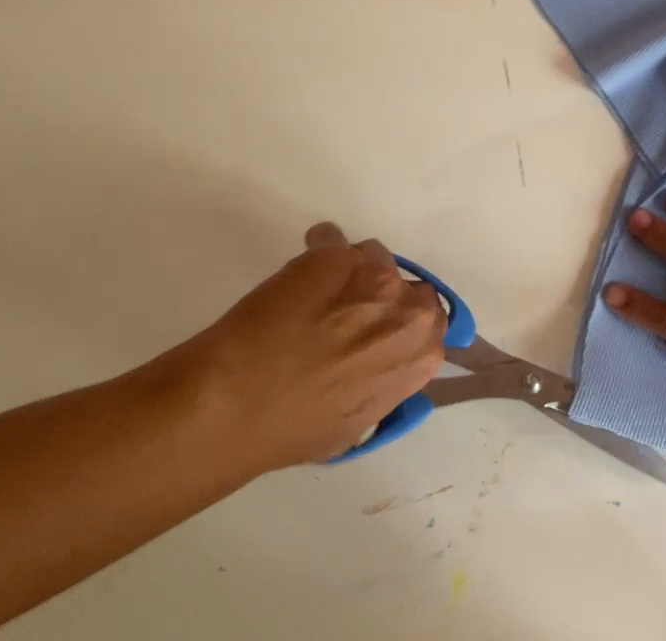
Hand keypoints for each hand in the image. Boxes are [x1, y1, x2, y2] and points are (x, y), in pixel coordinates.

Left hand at [152, 223, 446, 475]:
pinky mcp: (336, 255)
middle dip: (382, 298)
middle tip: (345, 315)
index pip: (425, 325)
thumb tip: (372, 372)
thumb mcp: (359, 423)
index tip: (373, 334)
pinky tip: (292, 277)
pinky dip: (316, 251)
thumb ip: (382, 385)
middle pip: (406, 288)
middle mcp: (412, 309)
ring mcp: (376, 276)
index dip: (397, 326)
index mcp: (423, 354)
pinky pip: (330, 238)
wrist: (239, 401)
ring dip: (350, 274)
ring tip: (312, 296)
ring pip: (371, 259)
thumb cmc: (297, 427)